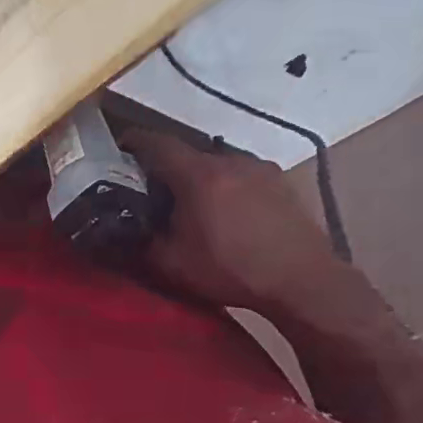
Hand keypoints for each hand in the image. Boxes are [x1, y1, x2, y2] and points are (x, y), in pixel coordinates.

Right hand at [124, 131, 344, 311]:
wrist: (301, 280)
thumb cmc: (232, 270)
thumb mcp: (174, 265)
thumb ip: (143, 244)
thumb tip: (125, 232)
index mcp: (198, 174)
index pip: (157, 143)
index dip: (135, 142)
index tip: (122, 148)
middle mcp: (229, 159)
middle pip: (189, 154)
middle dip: (170, 168)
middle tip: (159, 191)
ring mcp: (260, 167)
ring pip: (219, 164)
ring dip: (204, 178)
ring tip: (199, 204)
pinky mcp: (281, 181)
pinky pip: (244, 175)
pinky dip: (230, 186)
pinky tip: (233, 213)